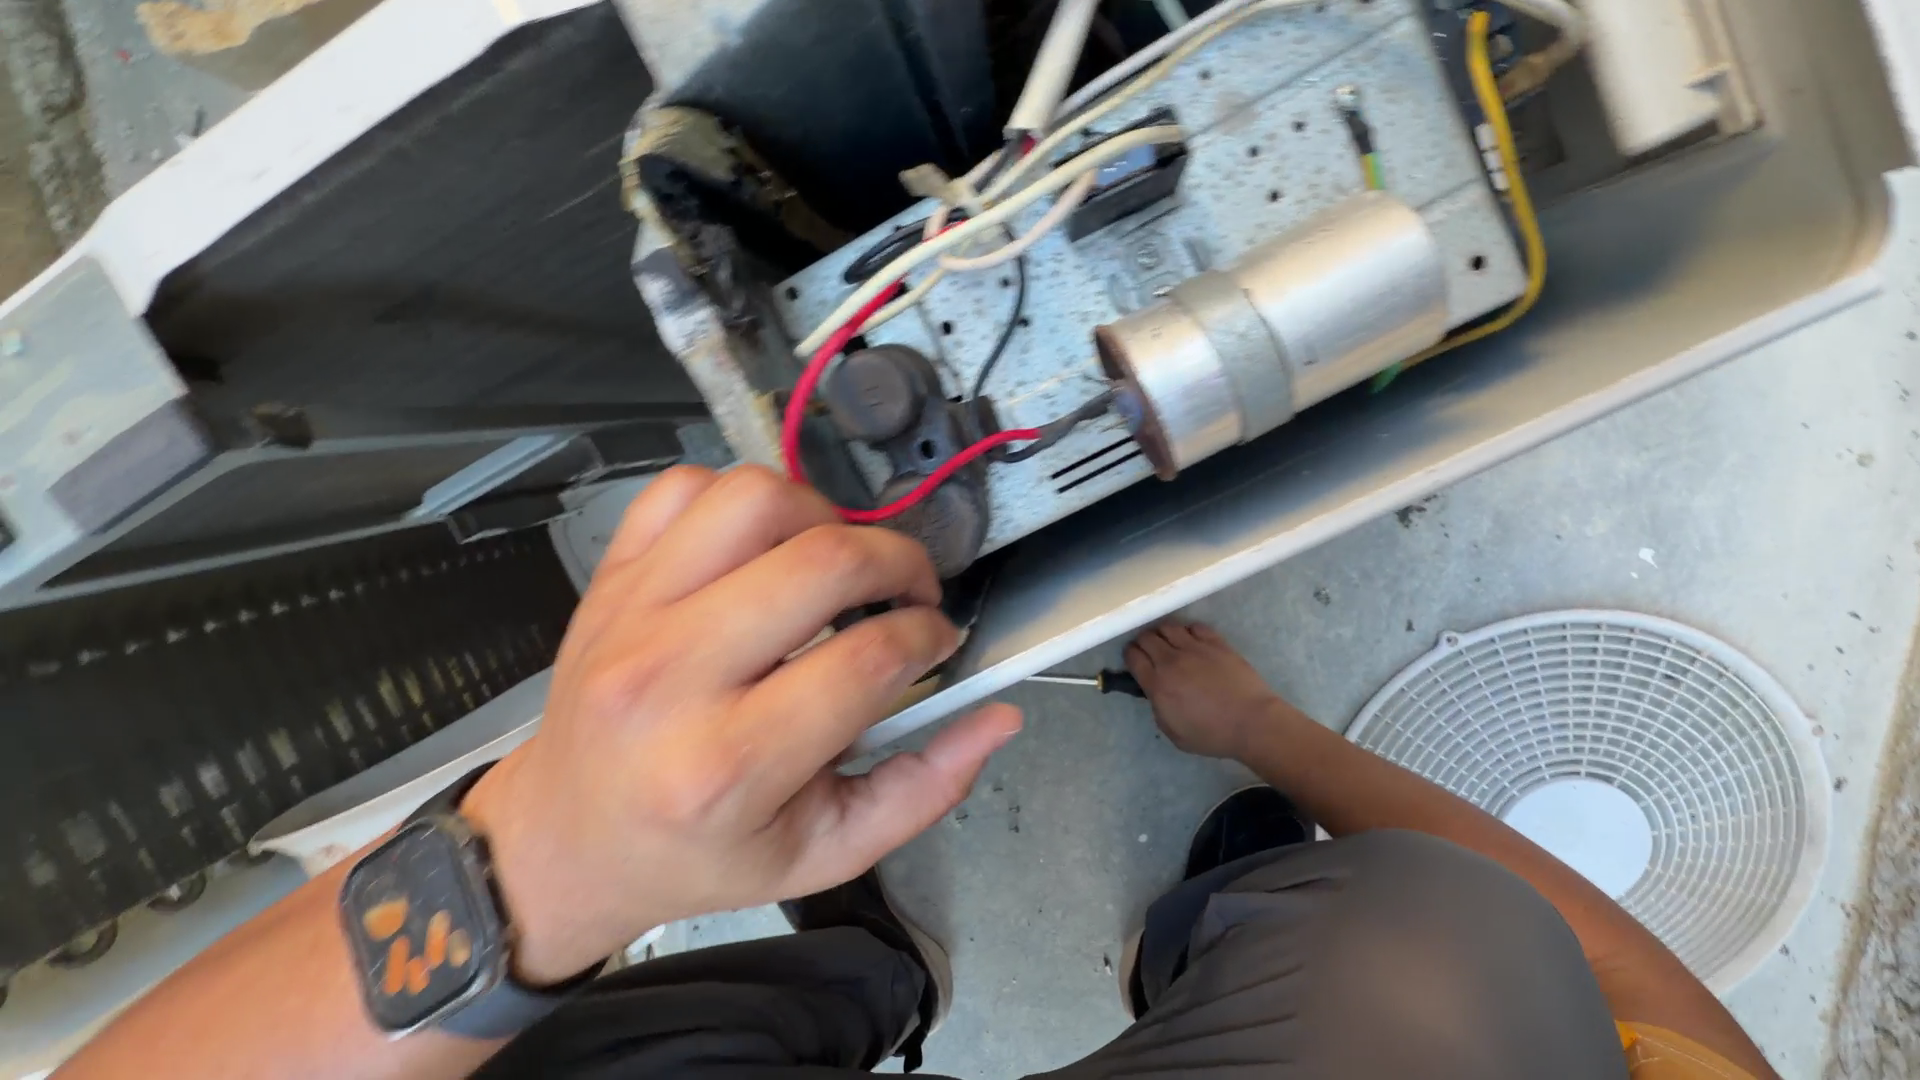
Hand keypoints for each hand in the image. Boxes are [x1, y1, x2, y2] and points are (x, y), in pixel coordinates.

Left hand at [461, 466, 1023, 983]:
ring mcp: (631, 612)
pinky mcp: (611, 577)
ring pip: (755, 499)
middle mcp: (671, 676)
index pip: (867, 660)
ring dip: (824, 516)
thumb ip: (923, 790)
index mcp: (728, 765)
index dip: (929, 636)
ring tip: (839, 562)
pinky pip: (685, 489)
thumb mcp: (823, 853)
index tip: (938, 639)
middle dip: (899, 563)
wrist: (565, 838)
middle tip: (911, 592)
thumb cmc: (699, 855)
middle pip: (823, 562)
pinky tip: (765, 547)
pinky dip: (744, 500)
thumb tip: (998, 717)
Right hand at [1124, 621, 1293, 759]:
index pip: (1133, 656)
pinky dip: (1188, 632)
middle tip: (1150, 652)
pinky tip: (1193, 642)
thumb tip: (1155, 692)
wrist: (1253, 722)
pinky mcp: (1216, 643)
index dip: (1130, 656)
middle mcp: (1172, 660)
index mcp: (1158, 684)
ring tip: (1170, 644)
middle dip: (1143, 643)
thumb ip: (1158, 708)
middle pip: (1146, 637)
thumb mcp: (1173, 733)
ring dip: (1163, 634)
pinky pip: (1194, 627)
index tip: (1134, 661)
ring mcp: (1196, 648)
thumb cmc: (1213, 734)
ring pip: (1168, 627)